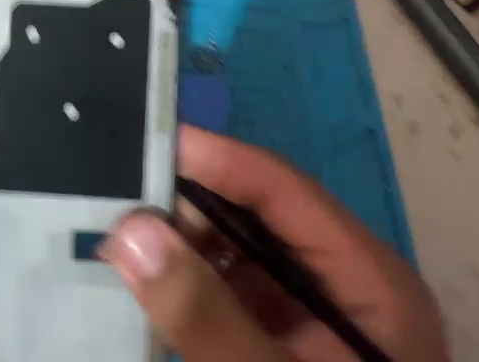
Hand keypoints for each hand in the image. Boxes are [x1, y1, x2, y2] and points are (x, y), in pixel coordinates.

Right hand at [101, 127, 448, 361]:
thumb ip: (207, 318)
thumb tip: (129, 231)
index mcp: (367, 278)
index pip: (279, 187)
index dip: (211, 158)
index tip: (139, 140)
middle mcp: (338, 278)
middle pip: (250, 210)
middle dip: (181, 203)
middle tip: (110, 197)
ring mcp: (307, 310)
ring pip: (229, 245)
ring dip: (174, 239)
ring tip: (112, 236)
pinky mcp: (278, 337)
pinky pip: (222, 285)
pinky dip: (180, 279)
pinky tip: (138, 281)